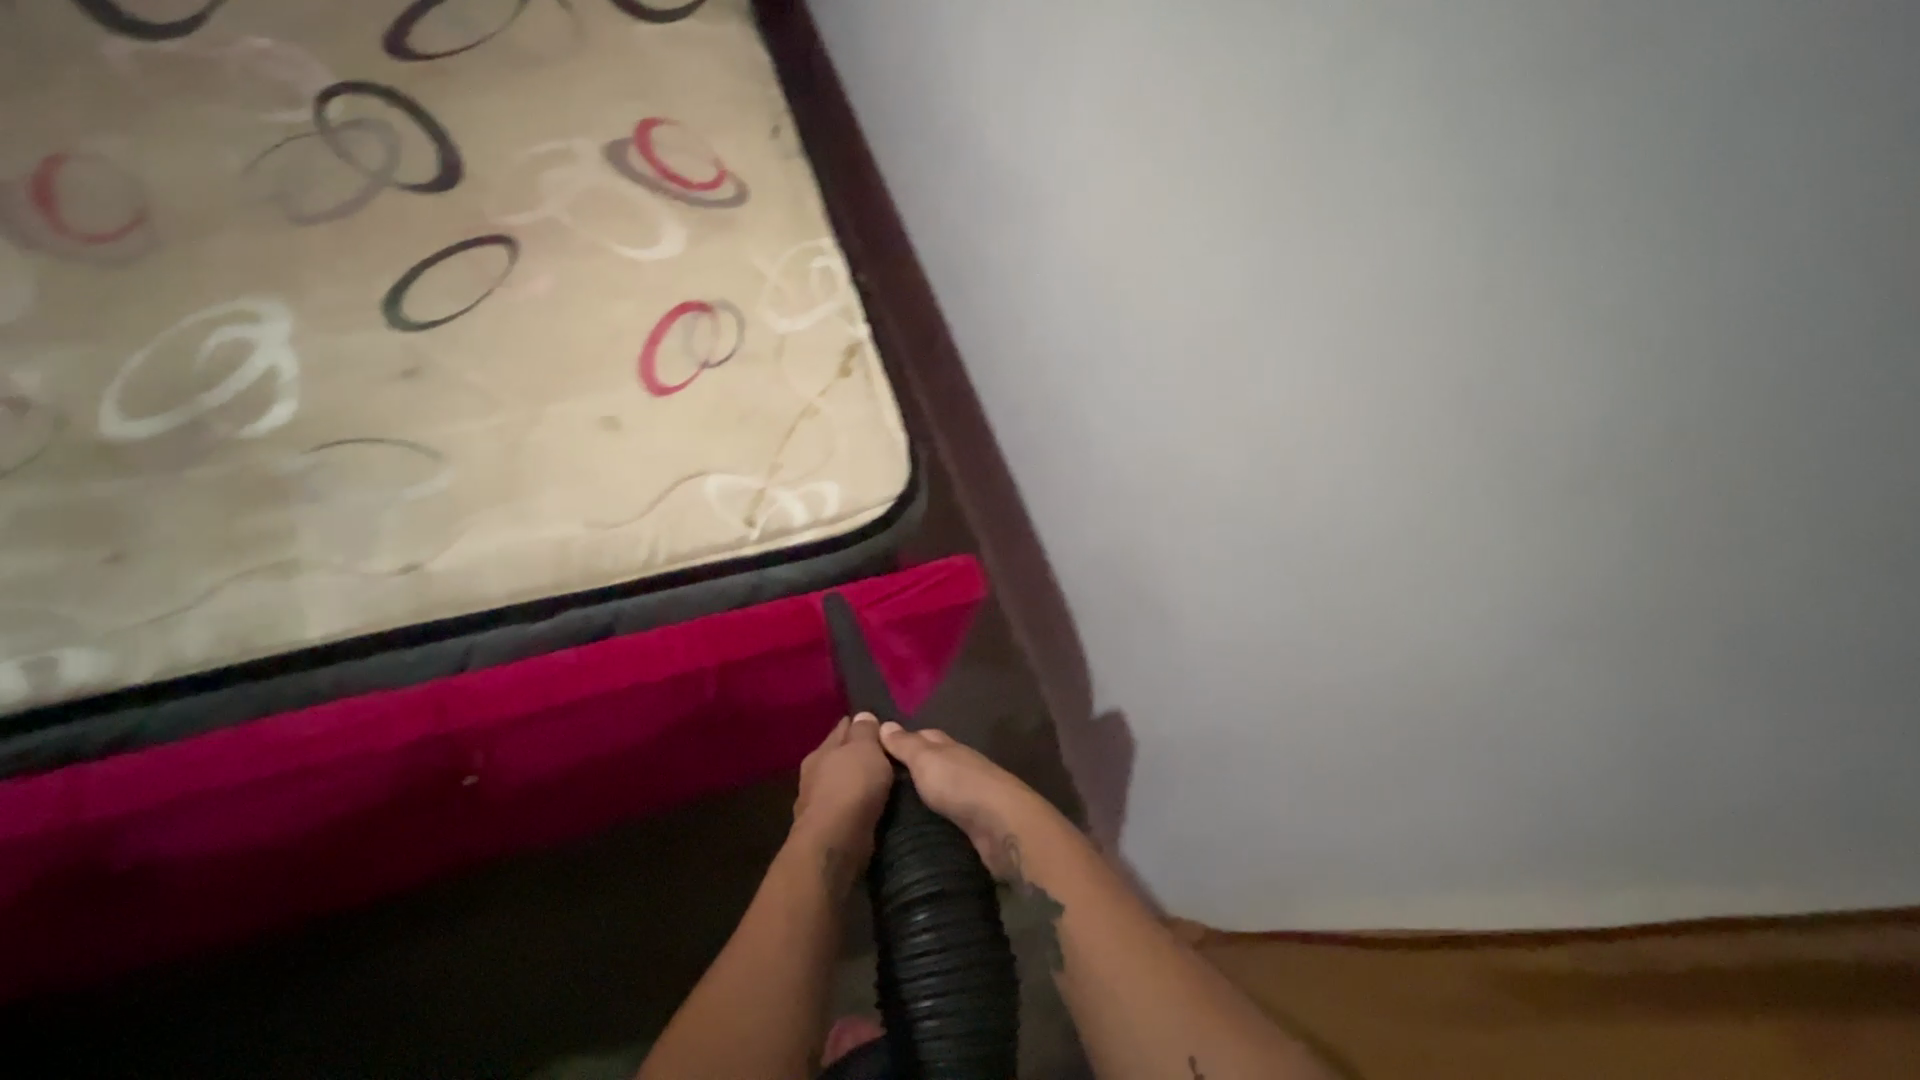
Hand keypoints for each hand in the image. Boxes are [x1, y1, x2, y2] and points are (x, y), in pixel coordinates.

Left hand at [792, 714, 893, 867]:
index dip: (861, 724)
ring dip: (858, 783)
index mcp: (821, 751)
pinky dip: (858, 806)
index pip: (842, 728)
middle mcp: (813, 775)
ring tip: (884, 783)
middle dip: (859, 755)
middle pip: (840, 757)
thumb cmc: (851, 787)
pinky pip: (847, 809)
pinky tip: (873, 808)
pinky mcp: (826, 829)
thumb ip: (865, 731)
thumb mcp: (865, 749)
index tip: (880, 725)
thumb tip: (862, 715)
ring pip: (843, 784)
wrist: (835, 842)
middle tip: (888, 755)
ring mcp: (816, 804)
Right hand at [878, 722, 1058, 878]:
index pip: (924, 737)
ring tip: (889, 809)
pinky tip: (916, 826)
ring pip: (939, 790)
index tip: (876, 749)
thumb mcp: (926, 759)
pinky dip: (932, 816)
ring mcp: (969, 796)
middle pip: (933, 763)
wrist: (1001, 825)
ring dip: (921, 795)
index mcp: (949, 748)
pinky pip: (947, 815)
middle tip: (877, 783)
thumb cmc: (959, 784)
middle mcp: (960, 768)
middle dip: (910, 769)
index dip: (902, 740)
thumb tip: (885, 723)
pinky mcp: (974, 823)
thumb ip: (906, 745)